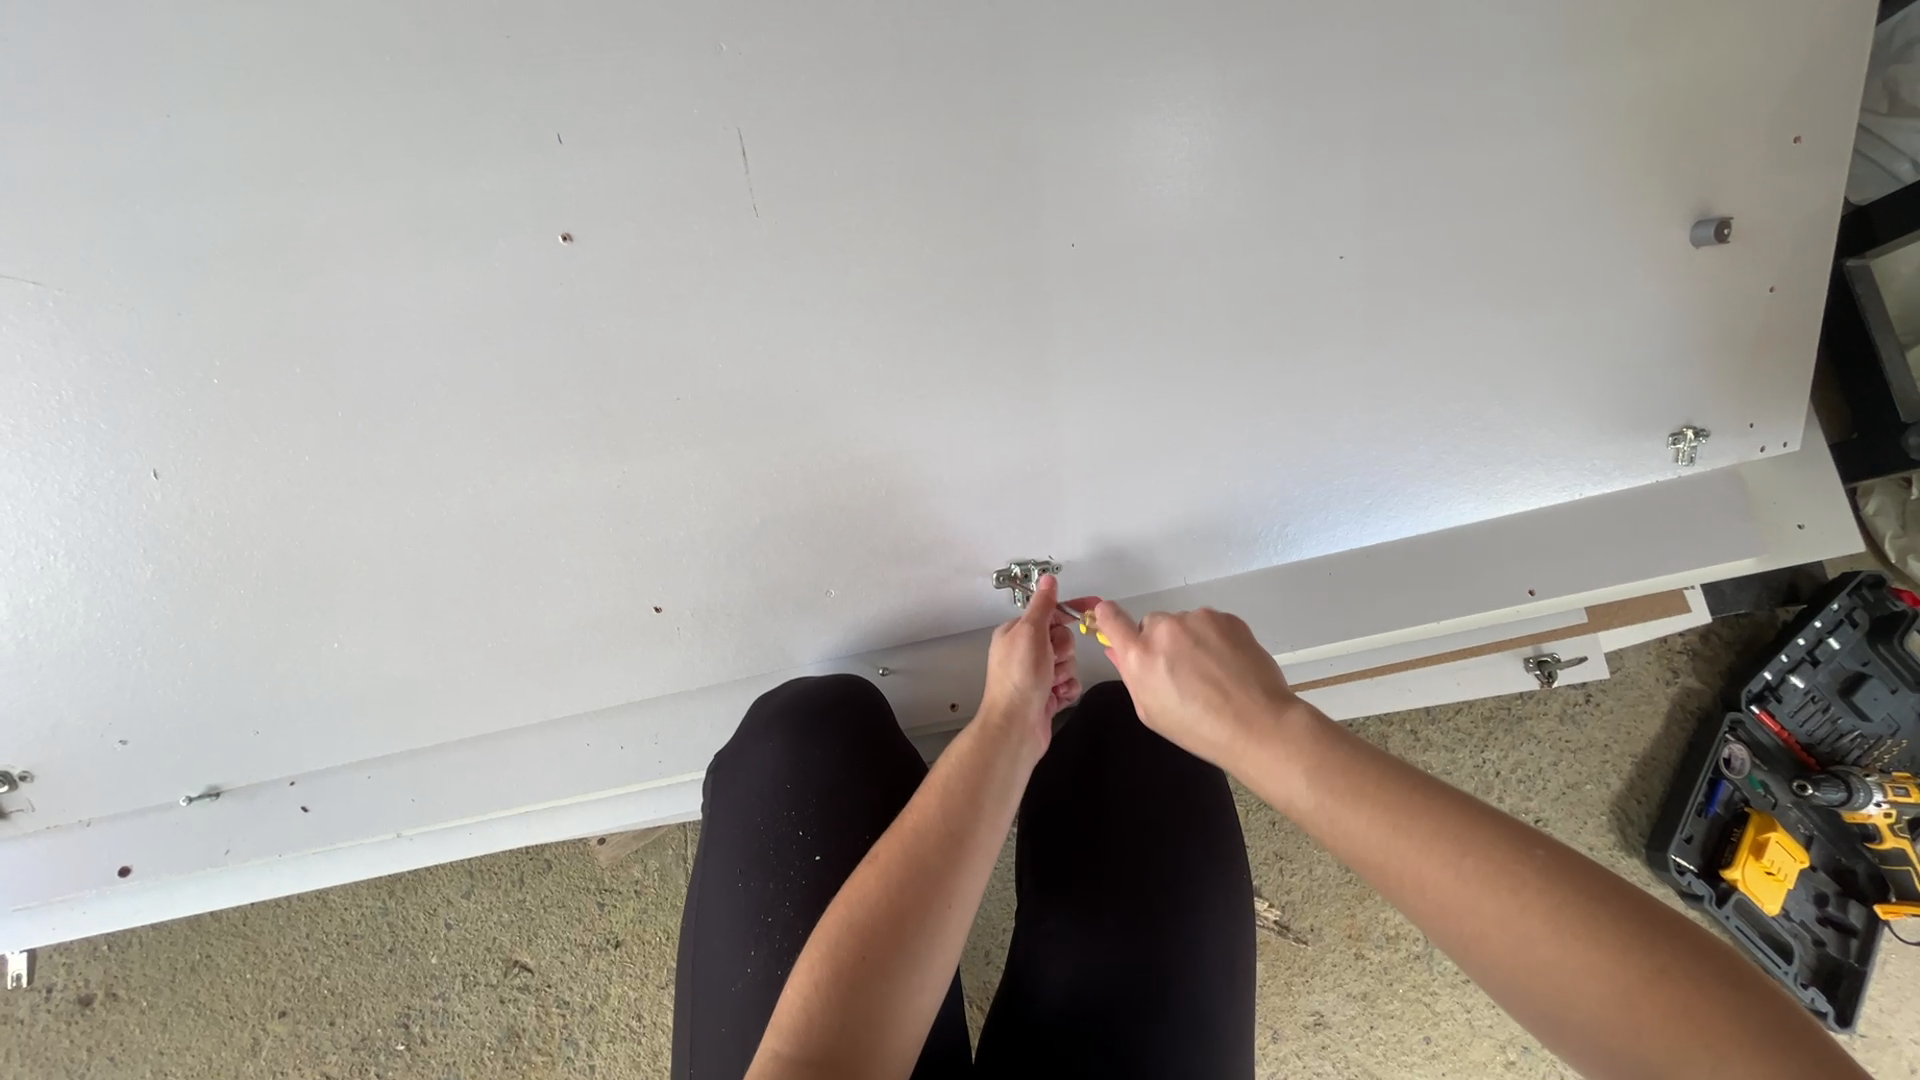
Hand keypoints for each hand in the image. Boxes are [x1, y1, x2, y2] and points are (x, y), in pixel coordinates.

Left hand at [979, 575, 1083, 755]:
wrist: (1016, 728)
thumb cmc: (1018, 679)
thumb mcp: (1030, 632)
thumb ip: (1043, 605)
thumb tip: (1049, 580)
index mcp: (1016, 633)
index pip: (1050, 613)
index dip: (1072, 610)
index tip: (1095, 605)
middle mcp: (1024, 652)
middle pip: (1063, 639)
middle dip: (1064, 651)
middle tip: (1051, 661)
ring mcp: (1036, 675)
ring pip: (1069, 663)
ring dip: (1065, 673)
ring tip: (1050, 684)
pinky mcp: (1047, 696)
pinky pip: (1070, 684)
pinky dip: (1067, 690)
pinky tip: (1056, 698)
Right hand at [1093, 601, 1303, 766]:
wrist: (1258, 724)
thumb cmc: (1198, 728)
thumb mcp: (1150, 711)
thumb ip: (1131, 675)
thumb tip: (1117, 650)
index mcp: (1139, 655)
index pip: (1111, 618)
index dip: (1108, 617)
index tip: (1111, 619)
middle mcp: (1164, 629)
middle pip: (1152, 624)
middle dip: (1161, 642)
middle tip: (1182, 671)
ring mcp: (1197, 619)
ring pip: (1184, 623)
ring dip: (1190, 639)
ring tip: (1212, 672)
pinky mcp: (1226, 618)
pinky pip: (1210, 623)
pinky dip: (1215, 638)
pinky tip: (1228, 664)